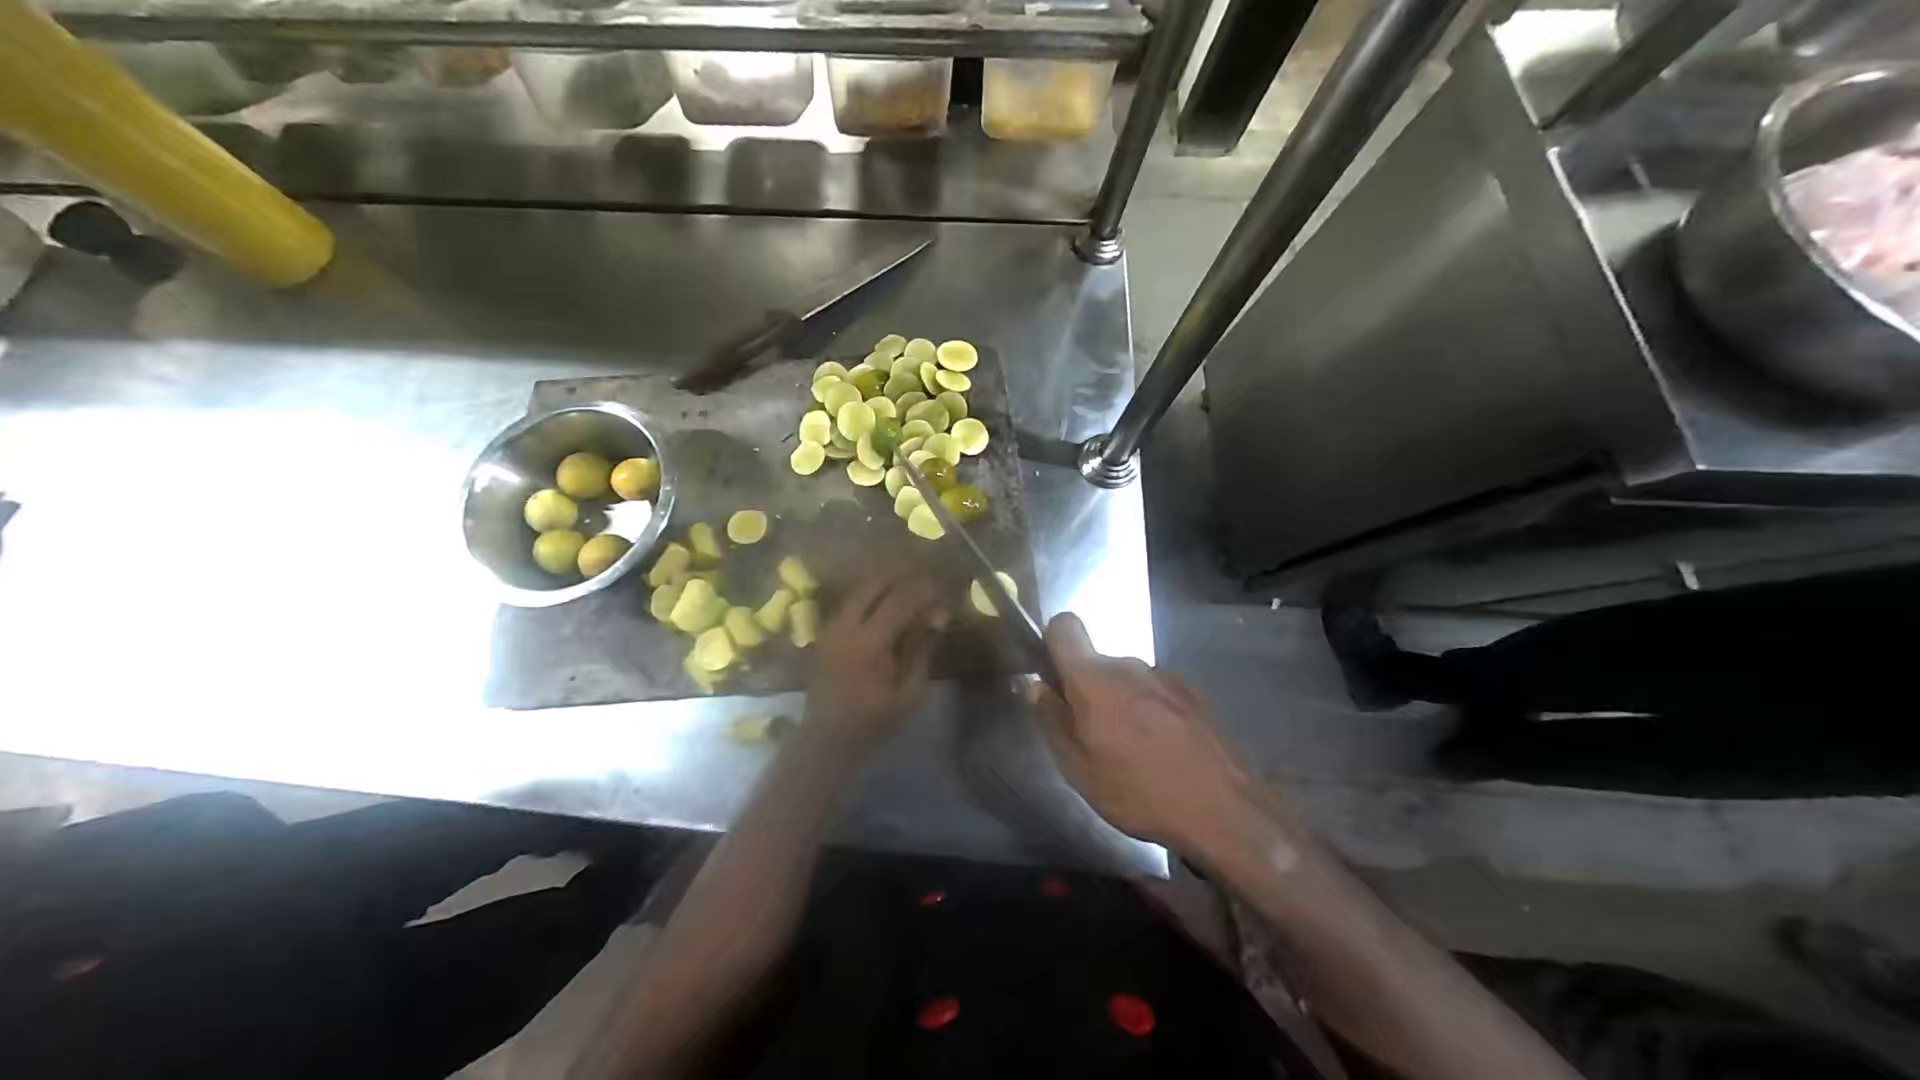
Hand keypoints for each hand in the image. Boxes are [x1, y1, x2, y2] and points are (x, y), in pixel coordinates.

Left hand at [805, 572, 944, 750]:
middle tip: (926, 579)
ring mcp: (831, 626)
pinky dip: (872, 593)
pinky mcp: (825, 631)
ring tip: (910, 583)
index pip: (900, 600)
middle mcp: (845, 626)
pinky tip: (888, 599)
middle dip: (903, 575)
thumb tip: (937, 615)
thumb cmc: (874, 721)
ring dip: (886, 580)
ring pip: (860, 588)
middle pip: (875, 583)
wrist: (827, 738)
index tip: (942, 588)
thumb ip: (922, 649)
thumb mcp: (910, 692)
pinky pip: (851, 600)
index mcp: (869, 644)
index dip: (923, 590)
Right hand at [1033, 613, 1253, 847]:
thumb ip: (1053, 722)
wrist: (1223, 810)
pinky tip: (1164, 750)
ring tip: (1133, 750)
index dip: (1052, 642)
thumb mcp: (1078, 770)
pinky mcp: (1194, 693)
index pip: (1064, 627)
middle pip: (1096, 662)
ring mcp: (1166, 677)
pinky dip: (1151, 711)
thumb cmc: (1139, 792)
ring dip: (1121, 703)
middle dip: (1088, 690)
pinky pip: (1156, 692)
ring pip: (1127, 680)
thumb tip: (1039, 687)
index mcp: (1094, 680)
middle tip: (1093, 735)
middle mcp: (1129, 666)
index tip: (1054, 676)